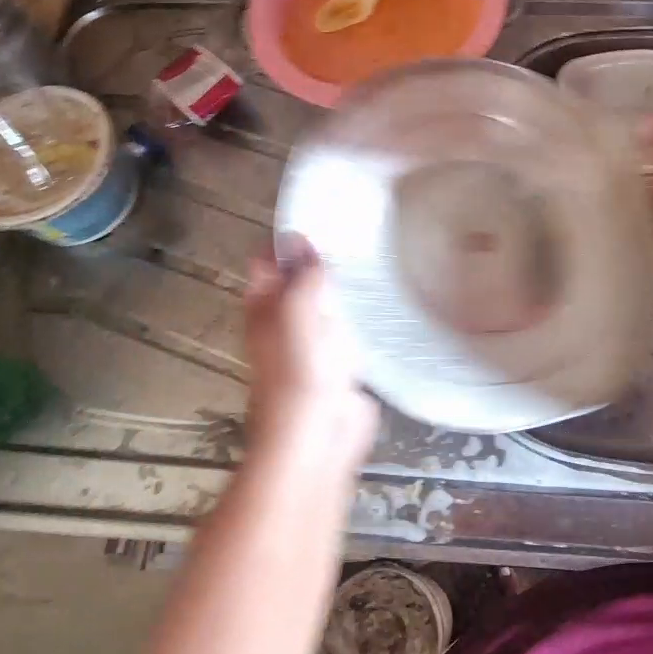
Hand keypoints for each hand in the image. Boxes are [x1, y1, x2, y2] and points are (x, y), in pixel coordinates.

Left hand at [242, 233, 378, 469]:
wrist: (318, 436)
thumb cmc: (300, 369)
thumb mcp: (298, 310)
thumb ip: (302, 273)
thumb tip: (298, 236)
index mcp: (264, 308)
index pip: (269, 262)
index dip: (289, 241)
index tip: (323, 217)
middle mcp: (286, 323)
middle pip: (300, 282)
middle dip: (323, 262)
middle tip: (359, 233)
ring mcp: (314, 345)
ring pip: (328, 307)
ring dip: (346, 290)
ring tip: (378, 257)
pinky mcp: (342, 365)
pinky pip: (352, 333)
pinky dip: (365, 319)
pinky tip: (388, 301)